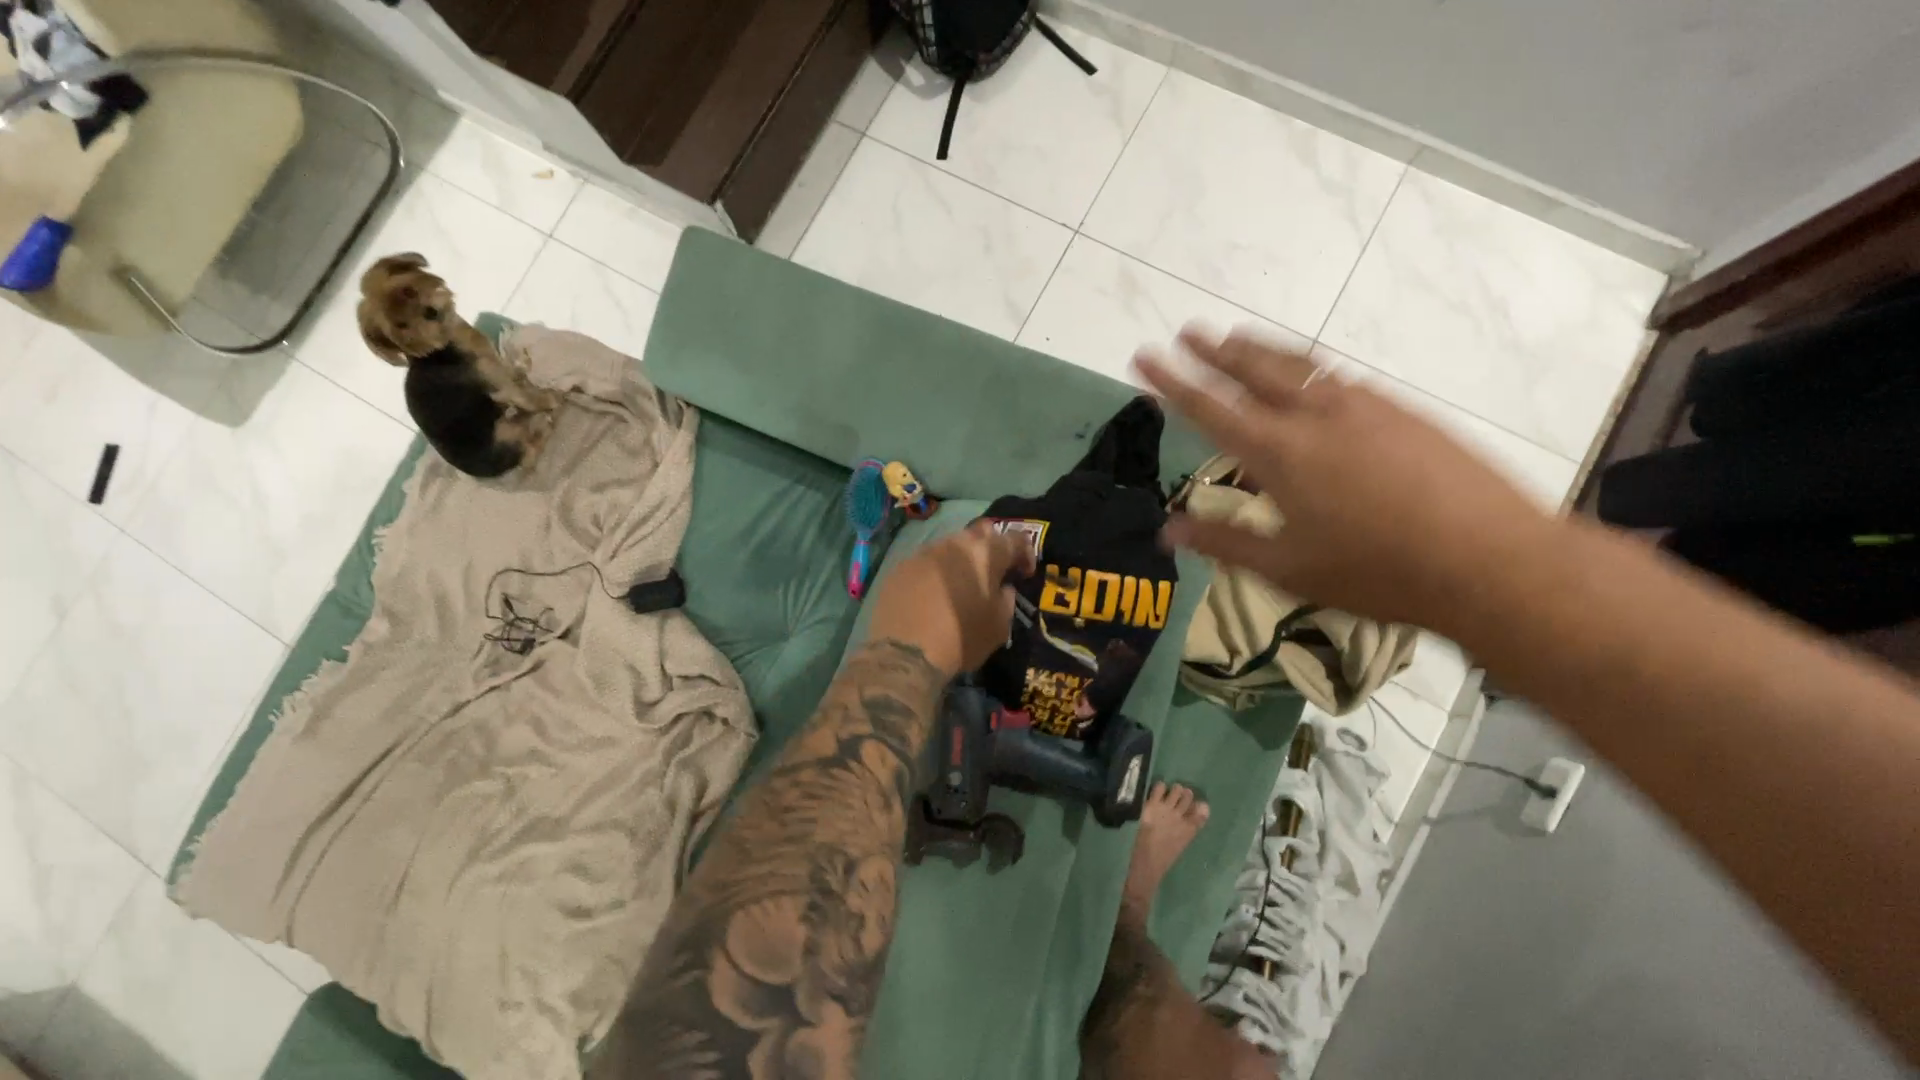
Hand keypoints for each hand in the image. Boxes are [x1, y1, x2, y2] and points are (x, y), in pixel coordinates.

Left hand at [865, 521, 1036, 677]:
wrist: (905, 653)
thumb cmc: (962, 638)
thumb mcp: (1000, 626)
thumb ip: (1006, 599)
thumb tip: (1002, 588)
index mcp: (985, 553)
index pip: (1016, 539)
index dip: (1025, 554)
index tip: (1023, 573)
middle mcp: (954, 543)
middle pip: (979, 535)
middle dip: (990, 549)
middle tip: (991, 574)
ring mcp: (923, 552)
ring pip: (949, 547)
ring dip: (960, 562)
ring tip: (959, 586)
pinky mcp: (900, 567)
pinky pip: (926, 563)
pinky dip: (935, 574)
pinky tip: (931, 596)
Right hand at [1135, 329, 1555, 630]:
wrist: (1489, 559)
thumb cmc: (1376, 572)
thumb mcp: (1287, 568)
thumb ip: (1223, 542)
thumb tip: (1166, 529)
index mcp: (1278, 454)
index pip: (1209, 408)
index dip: (1172, 382)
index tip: (1145, 356)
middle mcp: (1314, 416)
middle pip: (1253, 370)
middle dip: (1214, 351)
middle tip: (1188, 331)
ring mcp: (1362, 406)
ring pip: (1298, 364)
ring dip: (1260, 350)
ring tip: (1236, 338)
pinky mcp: (1401, 409)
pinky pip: (1337, 376)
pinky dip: (1306, 366)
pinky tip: (1309, 374)